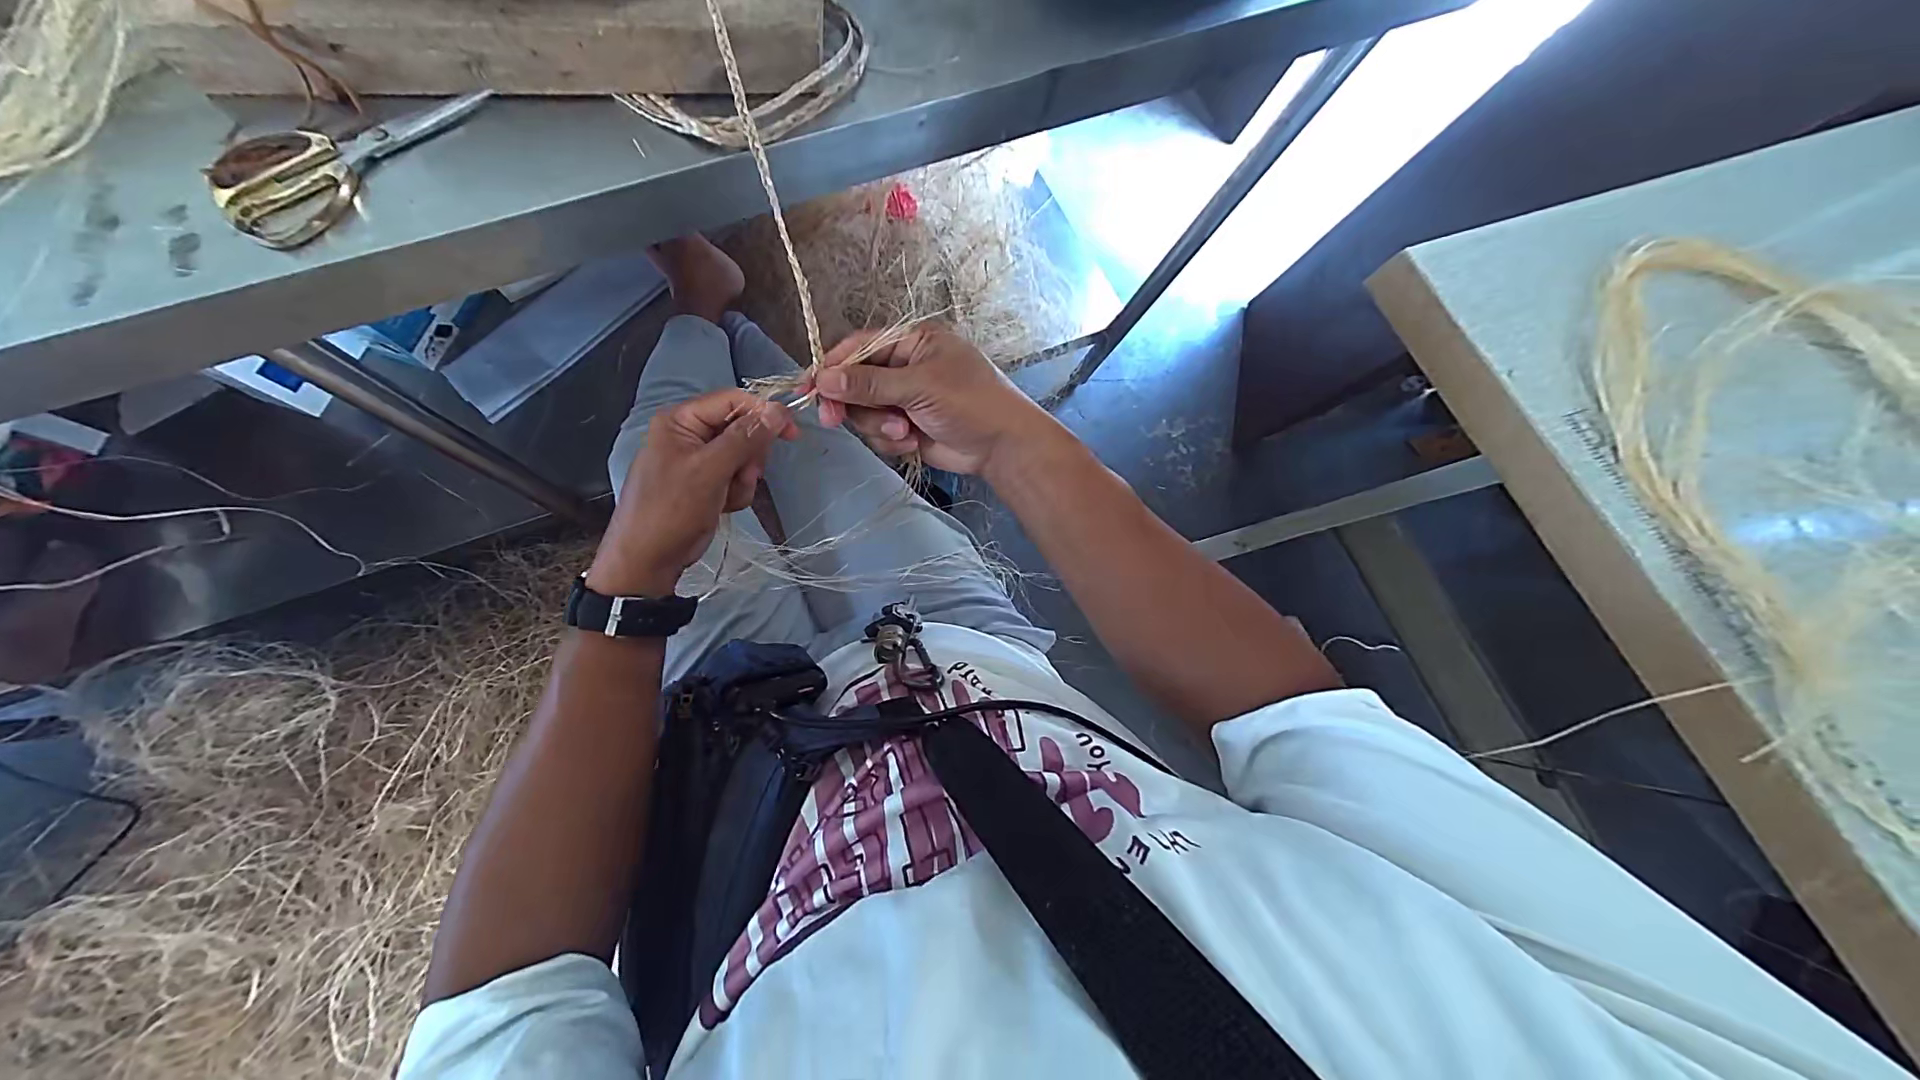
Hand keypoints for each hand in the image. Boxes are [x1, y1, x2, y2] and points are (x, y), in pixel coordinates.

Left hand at [589, 390, 796, 594]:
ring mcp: (699, 460)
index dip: (764, 413)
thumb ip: (745, 438)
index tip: (792, 432)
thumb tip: (778, 411)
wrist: (649, 558)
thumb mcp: (710, 470)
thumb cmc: (671, 509)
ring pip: (745, 456)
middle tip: (745, 475)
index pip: (732, 401)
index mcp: (681, 420)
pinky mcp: (708, 483)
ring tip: (726, 496)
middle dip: (749, 456)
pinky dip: (737, 492)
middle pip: (742, 429)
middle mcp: (690, 435)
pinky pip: (738, 477)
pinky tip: (722, 505)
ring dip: (744, 478)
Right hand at [812, 324, 1066, 475]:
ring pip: (864, 411)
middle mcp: (905, 367)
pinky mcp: (905, 427)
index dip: (832, 366)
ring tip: (903, 431)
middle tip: (834, 418)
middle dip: (851, 402)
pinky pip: (878, 432)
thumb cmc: (971, 402)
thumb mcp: (920, 386)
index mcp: (912, 342)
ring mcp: (904, 399)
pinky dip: (890, 440)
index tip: (809, 387)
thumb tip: (824, 378)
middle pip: (855, 381)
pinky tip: (912, 441)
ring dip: (878, 425)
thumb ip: (870, 383)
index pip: (859, 348)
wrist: (1002, 446)